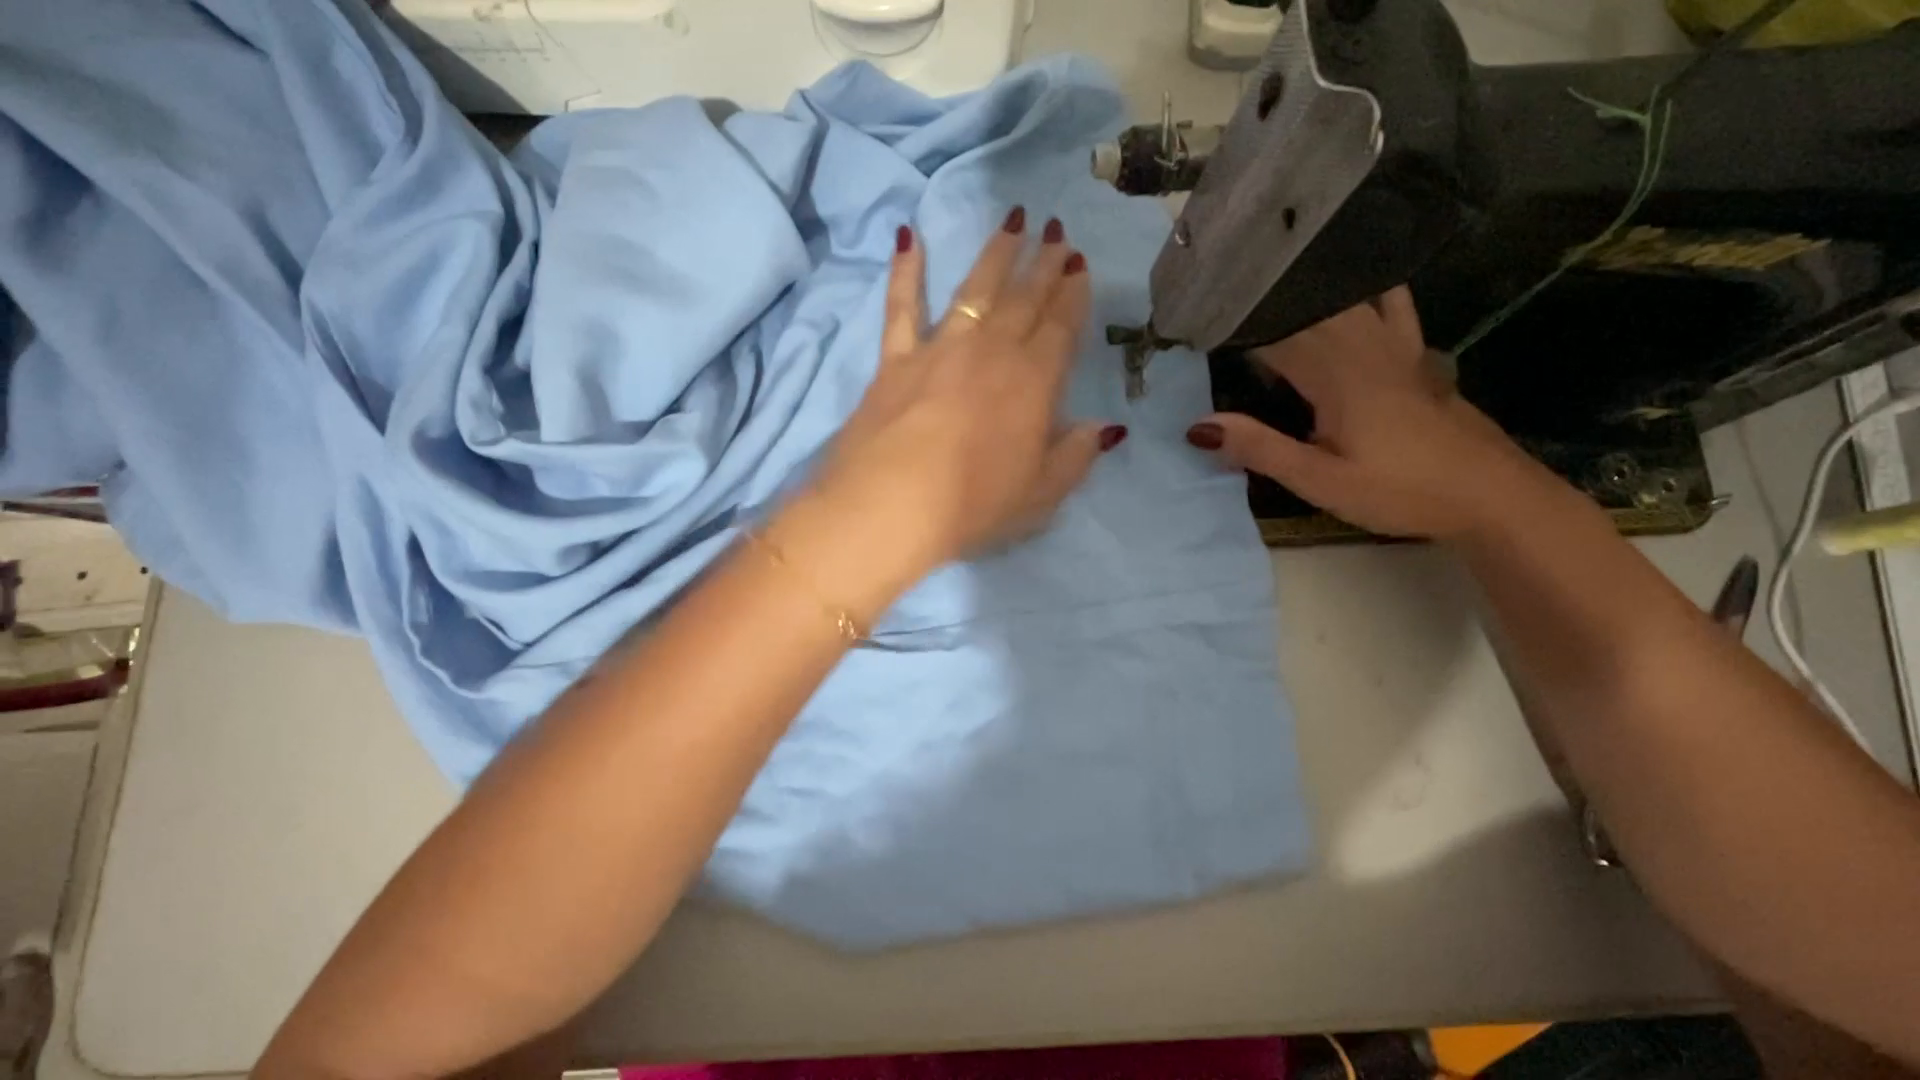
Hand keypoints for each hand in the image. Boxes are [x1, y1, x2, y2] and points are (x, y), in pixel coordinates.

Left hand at [806, 211, 1120, 571]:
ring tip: (1013, 220)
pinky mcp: (895, 359)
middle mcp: (992, 351)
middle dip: (1044, 262)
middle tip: (1057, 230)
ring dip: (996, 253)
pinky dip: (905, 269)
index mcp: (1035, 380)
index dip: (1074, 294)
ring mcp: (941, 348)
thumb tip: (1105, 429)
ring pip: (974, 288)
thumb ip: (1075, 456)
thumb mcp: (1041, 493)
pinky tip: (906, 235)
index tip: (1080, 265)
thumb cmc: (975, 505)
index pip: (1061, 326)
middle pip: (1024, 298)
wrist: (892, 504)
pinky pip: (901, 305)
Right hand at [1185, 287, 1544, 539]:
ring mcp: (1395, 343)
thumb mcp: (1322, 481)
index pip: (1271, 334)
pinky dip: (1363, 285)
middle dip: (1260, 304)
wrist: (1490, 493)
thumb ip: (1261, 449)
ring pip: (1341, 297)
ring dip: (1302, 291)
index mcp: (1333, 373)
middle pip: (1303, 307)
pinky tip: (1350, 283)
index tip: (1195, 324)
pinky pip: (1388, 300)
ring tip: (1266, 288)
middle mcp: (1362, 344)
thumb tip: (1199, 426)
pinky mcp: (1416, 352)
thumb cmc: (1401, 490)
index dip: (1232, 326)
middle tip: (1218, 305)